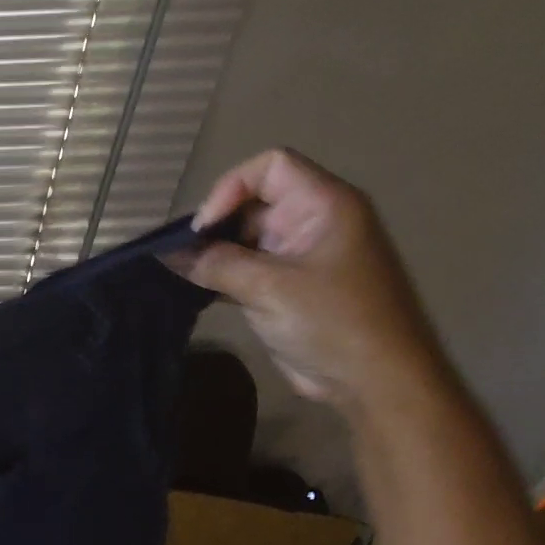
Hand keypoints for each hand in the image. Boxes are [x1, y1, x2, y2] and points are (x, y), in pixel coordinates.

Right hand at [173, 148, 447, 411]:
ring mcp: (300, 256)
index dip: (230, 188)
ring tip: (184, 276)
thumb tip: (172, 255)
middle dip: (216, 225)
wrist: (372, 377)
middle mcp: (313, 222)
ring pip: (245, 237)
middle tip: (185, 258)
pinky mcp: (287, 287)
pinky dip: (220, 275)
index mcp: (324, 206)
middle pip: (253, 201)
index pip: (270, 166)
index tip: (204, 229)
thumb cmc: (332, 322)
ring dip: (213, 254)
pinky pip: (246, 267)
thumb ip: (217, 264)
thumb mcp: (269, 288)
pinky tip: (196, 292)